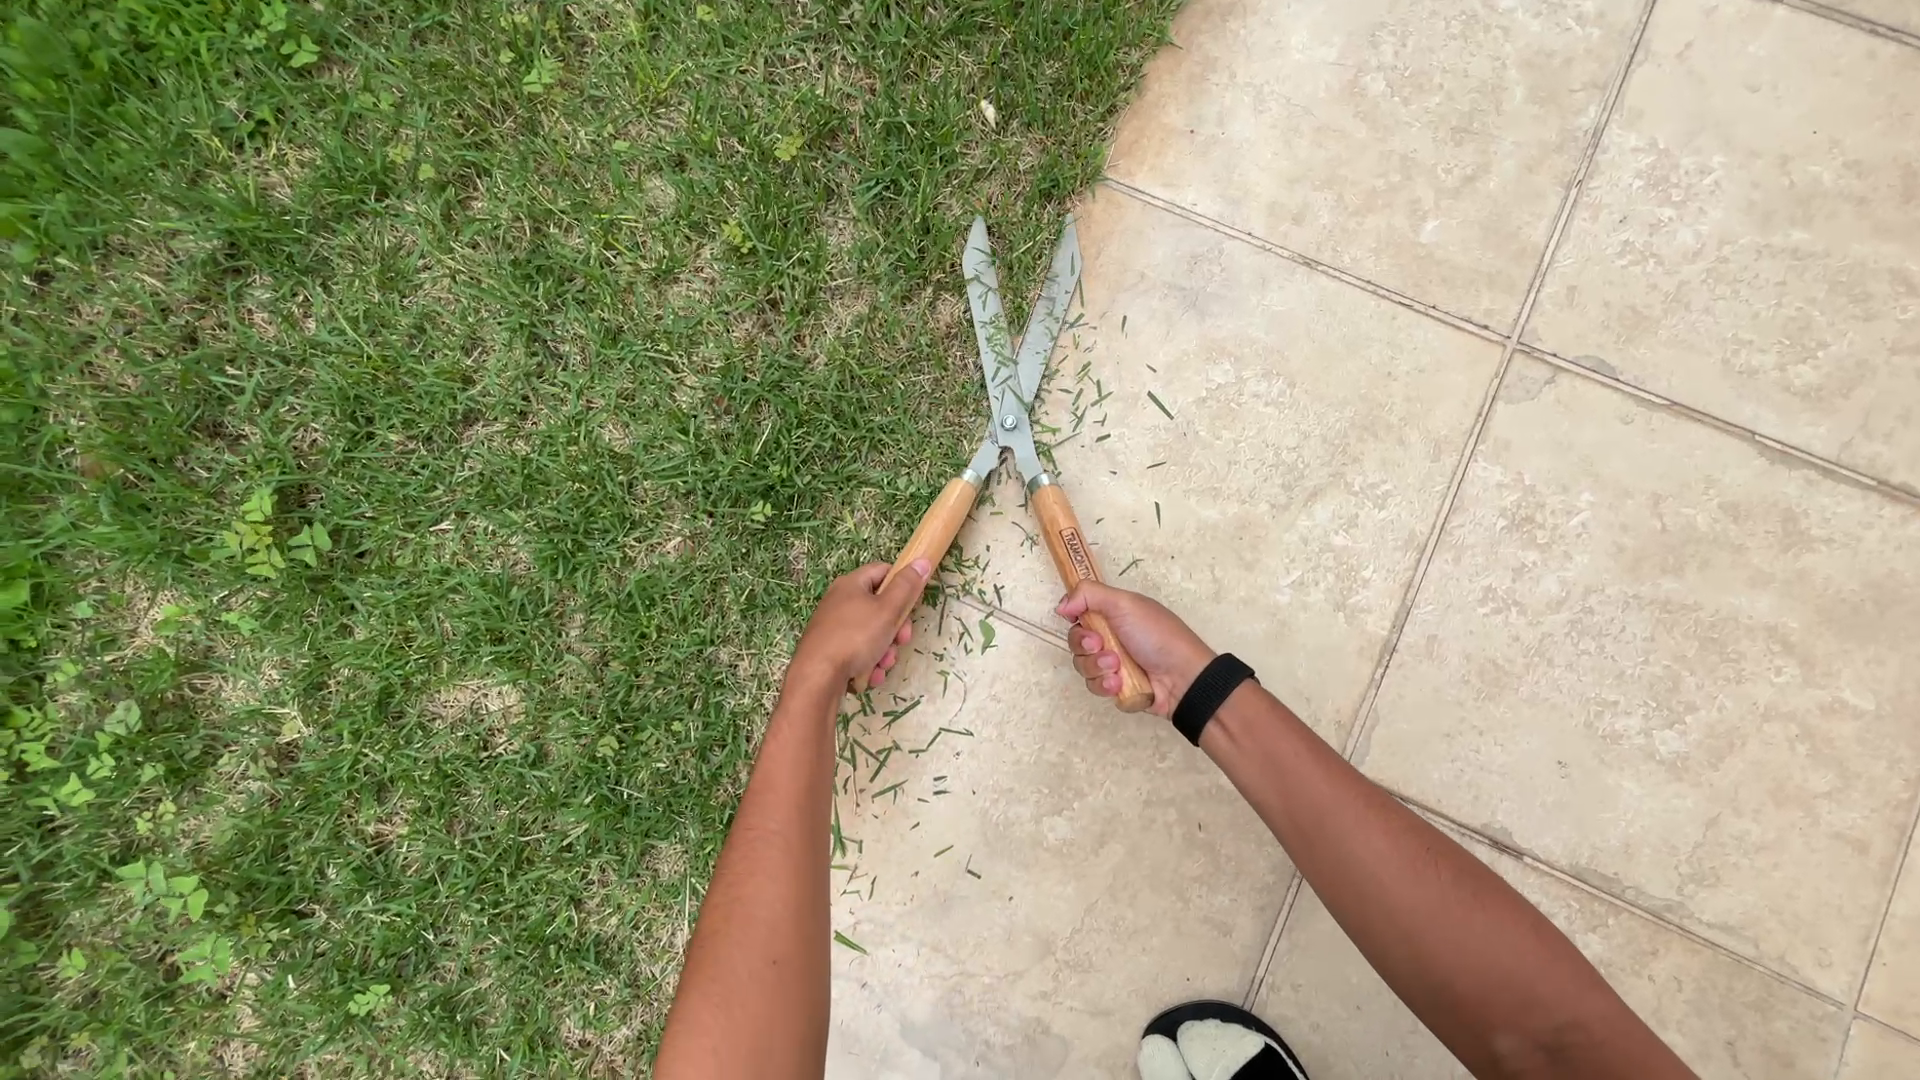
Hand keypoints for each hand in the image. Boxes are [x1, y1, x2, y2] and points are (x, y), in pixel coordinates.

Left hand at [791, 559, 930, 691]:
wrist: (817, 677)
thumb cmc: (855, 637)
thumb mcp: (888, 609)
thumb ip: (906, 586)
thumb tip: (922, 560)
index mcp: (851, 584)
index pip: (884, 571)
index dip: (902, 584)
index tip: (913, 604)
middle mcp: (840, 601)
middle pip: (880, 606)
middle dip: (896, 628)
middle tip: (901, 640)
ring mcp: (834, 627)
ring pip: (872, 633)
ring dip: (884, 650)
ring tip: (883, 663)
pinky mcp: (831, 650)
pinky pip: (858, 651)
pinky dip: (868, 662)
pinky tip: (870, 675)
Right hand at [1056, 581, 1214, 717]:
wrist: (1183, 678)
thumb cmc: (1157, 636)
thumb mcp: (1124, 603)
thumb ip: (1089, 594)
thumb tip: (1062, 605)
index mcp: (1113, 615)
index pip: (1079, 615)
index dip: (1074, 620)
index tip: (1078, 622)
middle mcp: (1111, 638)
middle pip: (1076, 642)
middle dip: (1085, 646)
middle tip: (1101, 645)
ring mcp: (1113, 664)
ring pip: (1083, 667)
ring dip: (1096, 667)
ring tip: (1117, 668)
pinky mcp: (1116, 688)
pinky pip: (1095, 687)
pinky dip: (1105, 685)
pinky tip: (1119, 684)